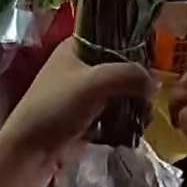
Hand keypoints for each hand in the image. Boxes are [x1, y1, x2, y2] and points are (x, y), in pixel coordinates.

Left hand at [0, 38, 151, 166]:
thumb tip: (155, 83)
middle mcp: (81, 65)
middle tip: (150, 96)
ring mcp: (85, 91)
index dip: (135, 46)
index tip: (155, 61)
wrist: (31, 150)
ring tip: (145, 117)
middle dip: (139, 81)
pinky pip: (117, 111)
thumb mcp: (94, 83)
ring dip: (136, 103)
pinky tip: (138, 127)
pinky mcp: (89, 115)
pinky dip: (128, 118)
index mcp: (77, 46)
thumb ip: (128, 75)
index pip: (114, 35)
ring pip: (122, 90)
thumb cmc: (57, 107)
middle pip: (122, 65)